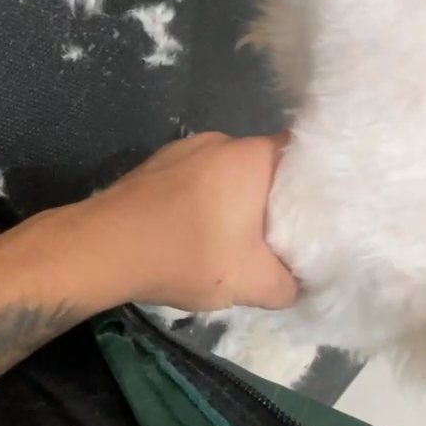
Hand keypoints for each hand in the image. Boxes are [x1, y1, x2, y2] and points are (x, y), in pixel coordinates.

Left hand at [56, 133, 299, 312]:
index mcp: (251, 157)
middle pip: (266, 165)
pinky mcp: (156, 164)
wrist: (101, 249)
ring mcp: (183, 149)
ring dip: (238, 201)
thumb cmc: (183, 255)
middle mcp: (220, 140)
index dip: (319, 182)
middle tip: (285, 234)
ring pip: (230, 173)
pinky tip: (199, 231)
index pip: (304, 154)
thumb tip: (299, 284)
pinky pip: (198, 177)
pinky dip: (206, 200)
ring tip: (241, 238)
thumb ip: (289, 285)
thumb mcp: (250, 282)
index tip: (324, 212)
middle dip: (277, 199)